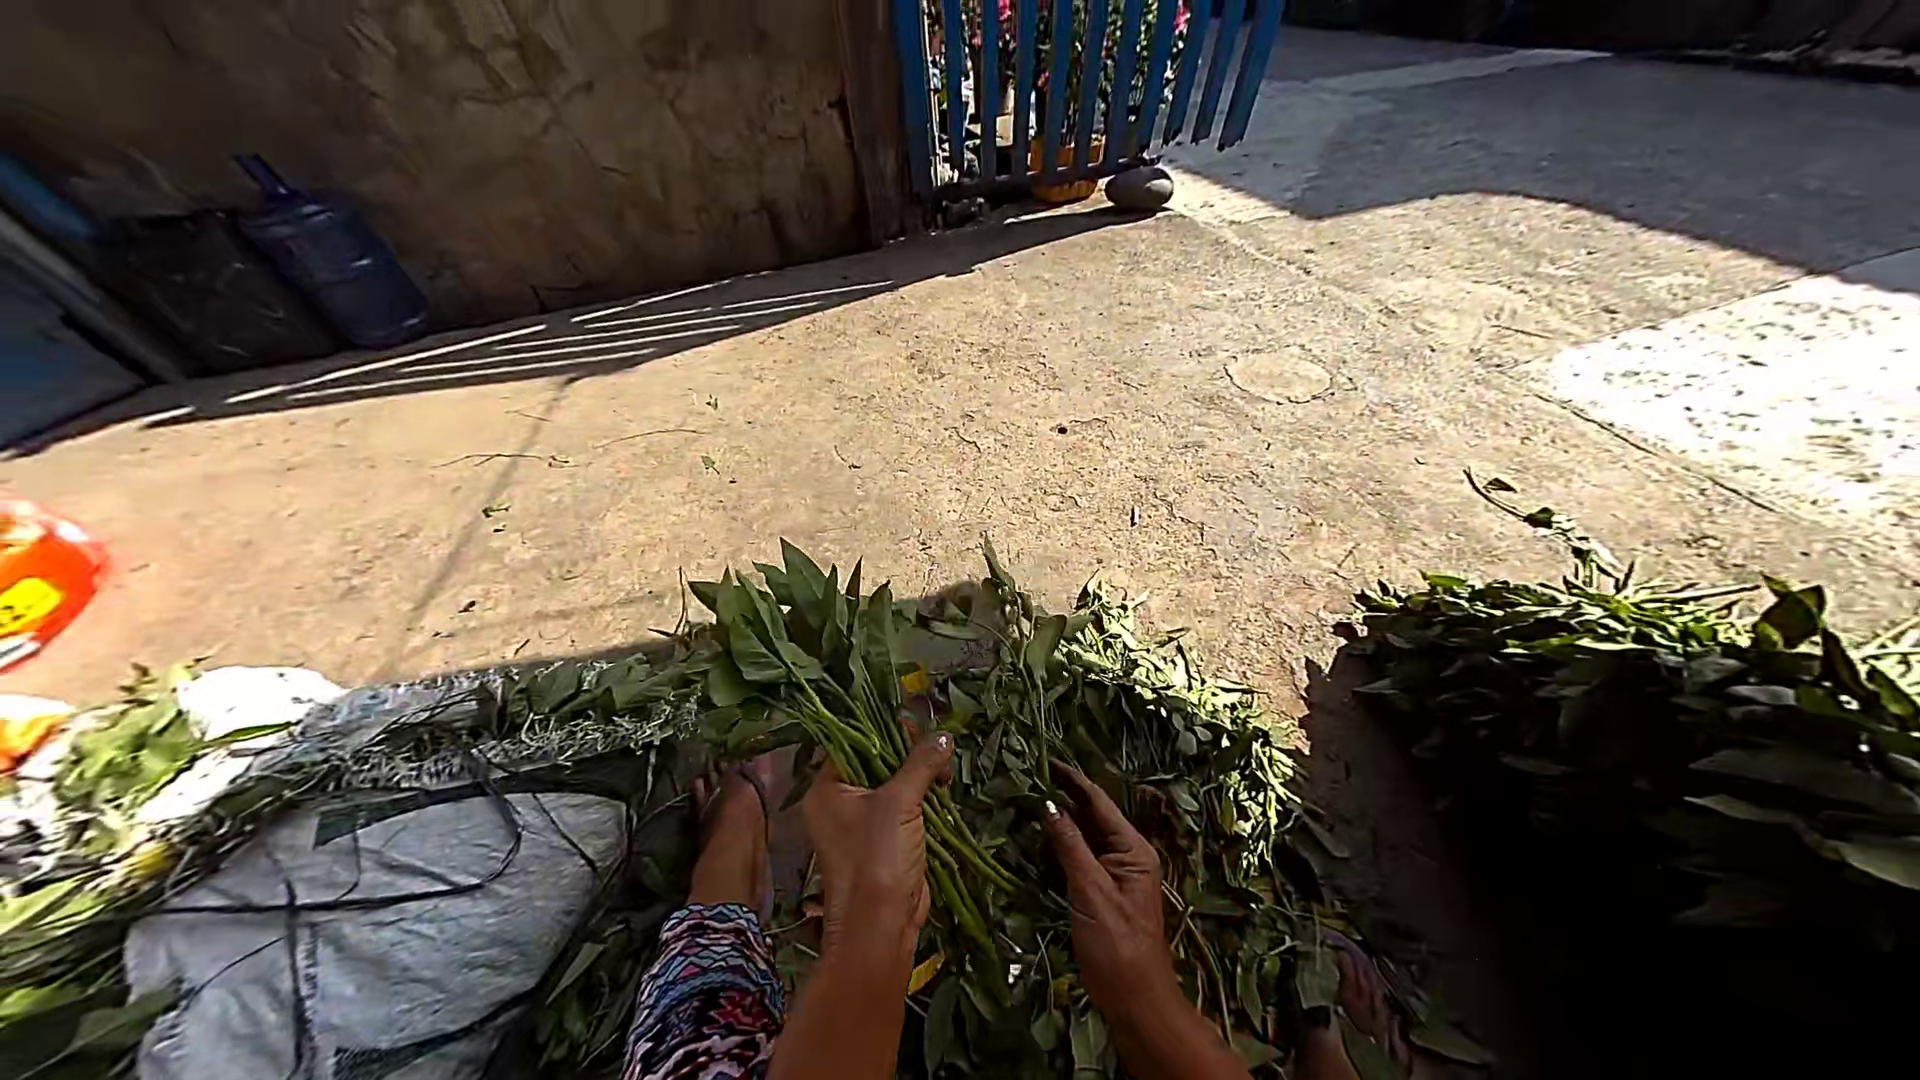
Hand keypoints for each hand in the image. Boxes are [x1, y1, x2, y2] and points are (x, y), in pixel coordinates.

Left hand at [801, 732, 953, 965]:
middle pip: (875, 762)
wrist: (881, 928)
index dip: (884, 730)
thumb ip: (921, 763)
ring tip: (944, 772)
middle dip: (908, 754)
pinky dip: (923, 798)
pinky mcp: (883, 841)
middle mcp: (839, 803)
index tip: (915, 724)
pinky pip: (903, 808)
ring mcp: (861, 824)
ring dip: (919, 776)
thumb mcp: (899, 802)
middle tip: (936, 747)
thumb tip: (944, 735)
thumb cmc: (878, 859)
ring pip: (893, 784)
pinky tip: (943, 791)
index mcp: (828, 789)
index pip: (853, 743)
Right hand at [1041, 763, 1179, 1016]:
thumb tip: (1047, 803)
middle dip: (1063, 794)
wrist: (1135, 1002)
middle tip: (1030, 774)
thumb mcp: (1090, 891)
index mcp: (1133, 848)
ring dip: (1059, 817)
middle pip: (1091, 814)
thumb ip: (1069, 845)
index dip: (1072, 780)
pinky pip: (1079, 855)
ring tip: (1029, 795)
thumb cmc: (1117, 946)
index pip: (1098, 802)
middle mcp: (1126, 853)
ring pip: (1084, 834)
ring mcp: (1114, 871)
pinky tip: (1038, 834)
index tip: (1046, 760)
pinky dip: (1059, 842)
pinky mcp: (1101, 888)